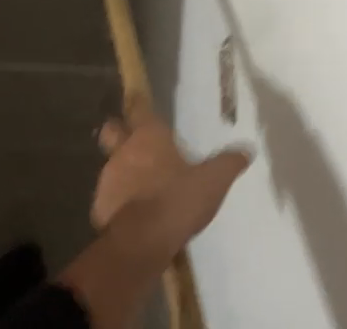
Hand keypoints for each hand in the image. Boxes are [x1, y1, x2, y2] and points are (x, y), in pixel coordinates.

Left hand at [90, 102, 251, 262]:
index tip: (141, 105)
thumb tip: (246, 150)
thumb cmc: (177, 201)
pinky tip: (134, 214)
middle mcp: (124, 149)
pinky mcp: (100, 203)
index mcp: (148, 136)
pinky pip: (109, 195)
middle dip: (119, 132)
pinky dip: (119, 201)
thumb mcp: (212, 183)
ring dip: (123, 170)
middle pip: (113, 129)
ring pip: (111, 163)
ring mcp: (108, 176)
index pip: (138, 108)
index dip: (139, 105)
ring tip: (141, 186)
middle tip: (135, 144)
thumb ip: (228, 164)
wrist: (142, 240)